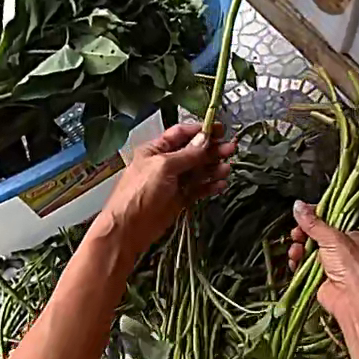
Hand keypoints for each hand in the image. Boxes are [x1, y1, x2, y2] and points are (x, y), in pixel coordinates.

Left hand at [94, 121, 235, 254]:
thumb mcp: (164, 167)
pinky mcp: (179, 199)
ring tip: (227, 167)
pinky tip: (220, 183)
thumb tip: (205, 139)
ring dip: (213, 168)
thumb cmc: (138, 193)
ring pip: (198, 171)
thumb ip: (187, 154)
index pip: (181, 134)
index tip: (219, 130)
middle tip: (230, 149)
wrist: (129, 228)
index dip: (201, 131)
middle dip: (212, 150)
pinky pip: (198, 189)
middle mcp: (165, 164)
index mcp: (156, 150)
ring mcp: (173, 182)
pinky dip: (210, 186)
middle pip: (193, 152)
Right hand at [288, 200, 358, 328]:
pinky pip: (302, 266)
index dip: (313, 217)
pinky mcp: (318, 278)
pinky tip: (294, 261)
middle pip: (314, 235)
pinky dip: (296, 262)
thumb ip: (314, 223)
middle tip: (295, 234)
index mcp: (349, 236)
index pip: (328, 221)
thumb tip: (297, 205)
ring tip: (295, 250)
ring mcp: (328, 264)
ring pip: (307, 251)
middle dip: (303, 234)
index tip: (300, 214)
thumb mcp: (332, 239)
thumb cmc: (349, 266)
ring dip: (298, 248)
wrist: (352, 300)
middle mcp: (339, 249)